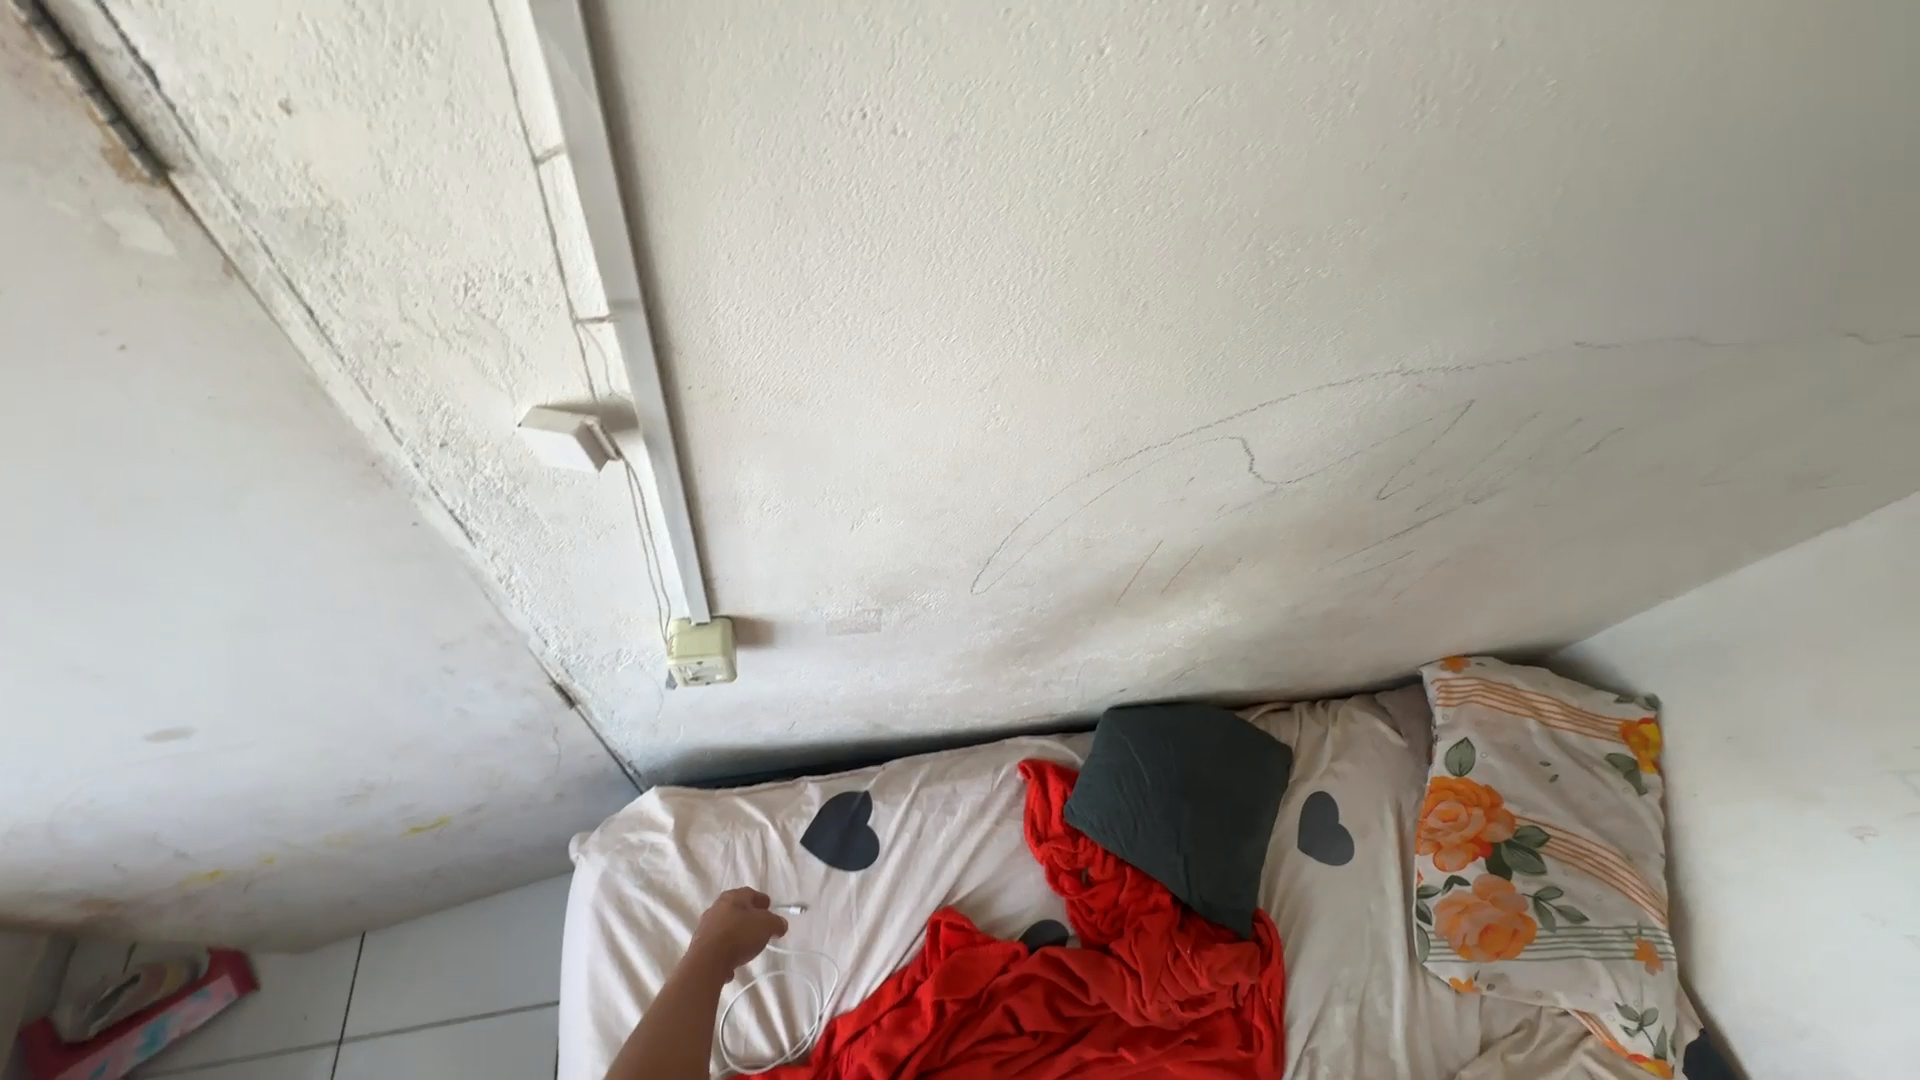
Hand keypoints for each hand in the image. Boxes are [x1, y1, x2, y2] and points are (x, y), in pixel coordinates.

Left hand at [687, 888, 787, 974]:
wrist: (708, 961)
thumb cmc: (740, 935)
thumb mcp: (767, 925)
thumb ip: (776, 923)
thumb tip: (780, 925)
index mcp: (733, 897)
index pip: (750, 893)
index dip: (761, 900)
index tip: (769, 907)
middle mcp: (716, 908)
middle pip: (735, 910)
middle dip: (747, 917)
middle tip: (759, 926)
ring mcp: (705, 927)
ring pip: (724, 927)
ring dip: (735, 934)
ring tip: (746, 946)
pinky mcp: (698, 947)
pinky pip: (716, 947)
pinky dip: (725, 952)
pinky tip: (732, 964)